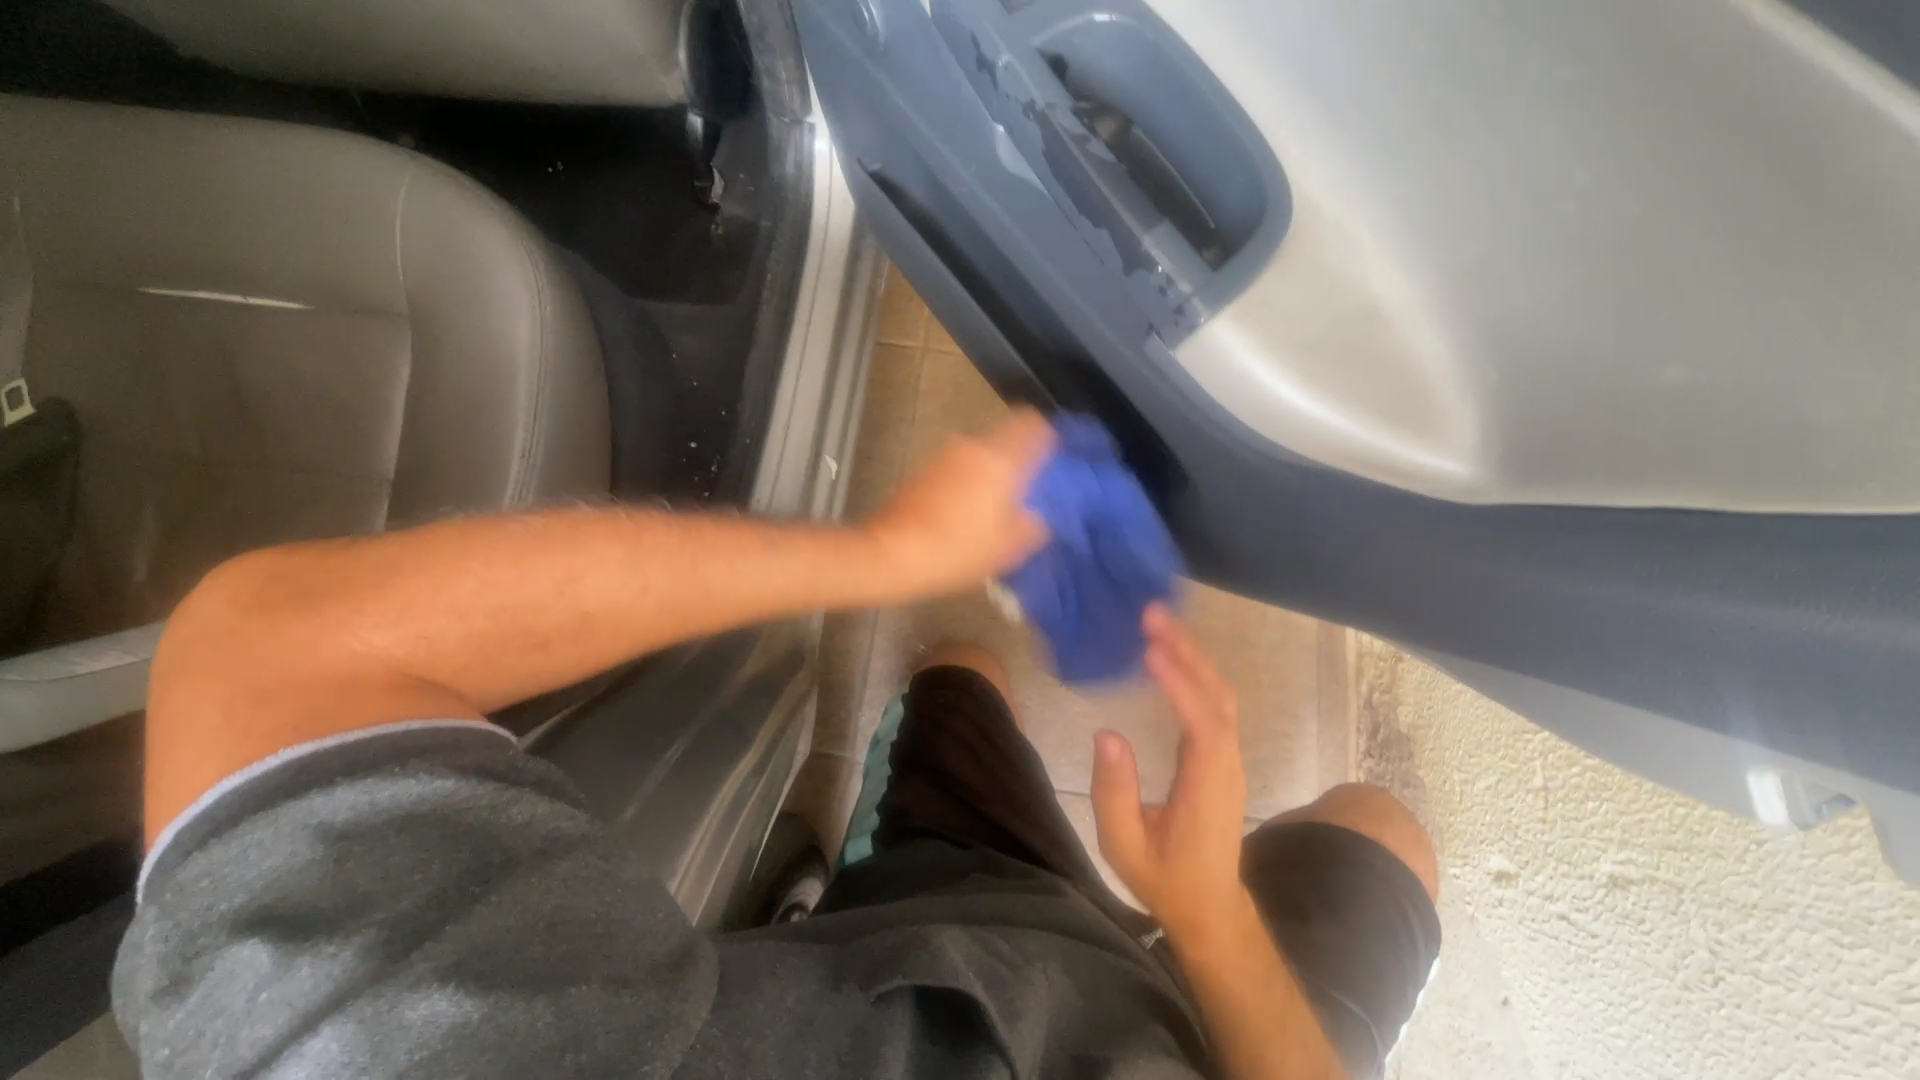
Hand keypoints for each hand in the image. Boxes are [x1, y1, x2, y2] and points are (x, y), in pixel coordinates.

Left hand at [864, 407, 1054, 599]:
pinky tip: (970, 514)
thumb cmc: (958, 549)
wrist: (891, 554)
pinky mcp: (925, 471)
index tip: (1058, 458)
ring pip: (982, 453)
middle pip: (1007, 437)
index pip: (1033, 424)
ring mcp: (944, 456)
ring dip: (994, 471)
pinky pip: (960, 467)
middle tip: (1032, 489)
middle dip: (1021, 458)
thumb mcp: (1011, 547)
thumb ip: (1035, 524)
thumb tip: (1038, 515)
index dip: (1049, 436)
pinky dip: (971, 482)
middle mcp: (973, 446)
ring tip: (1000, 506)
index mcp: (1001, 457)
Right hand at [1091, 603, 1249, 940]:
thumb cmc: (1164, 878)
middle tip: (1152, 615)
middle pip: (1218, 696)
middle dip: (1188, 652)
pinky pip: (1213, 705)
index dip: (1180, 686)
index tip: (1150, 651)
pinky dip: (1193, 672)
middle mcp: (1226, 765)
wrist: (1209, 906)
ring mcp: (1228, 759)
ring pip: (1219, 696)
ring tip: (1157, 623)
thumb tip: (1106, 733)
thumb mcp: (1125, 845)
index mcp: (1207, 787)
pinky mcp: (1220, 756)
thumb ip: (1114, 793)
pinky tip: (1169, 656)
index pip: (1202, 726)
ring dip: (1192, 656)